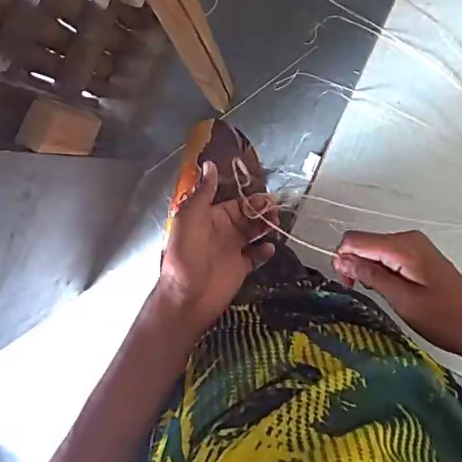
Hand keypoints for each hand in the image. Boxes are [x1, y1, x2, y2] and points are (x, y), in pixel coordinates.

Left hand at [155, 162, 276, 332]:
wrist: (187, 297)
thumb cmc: (186, 254)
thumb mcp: (190, 217)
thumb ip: (203, 192)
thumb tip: (209, 164)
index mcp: (210, 216)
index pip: (235, 201)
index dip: (250, 197)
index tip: (265, 195)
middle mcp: (223, 230)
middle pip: (248, 215)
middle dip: (262, 210)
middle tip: (274, 210)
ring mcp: (232, 248)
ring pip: (255, 232)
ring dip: (267, 226)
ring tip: (276, 224)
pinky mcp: (240, 267)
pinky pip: (257, 255)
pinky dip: (265, 251)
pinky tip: (269, 248)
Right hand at [334, 230, 461, 361]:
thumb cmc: (446, 319)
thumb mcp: (403, 300)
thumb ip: (370, 275)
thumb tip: (342, 259)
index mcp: (403, 246)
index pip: (355, 239)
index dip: (343, 259)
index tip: (346, 284)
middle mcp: (408, 239)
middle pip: (364, 242)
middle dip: (354, 264)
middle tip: (361, 292)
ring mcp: (416, 247)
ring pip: (375, 250)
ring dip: (368, 269)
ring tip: (380, 295)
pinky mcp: (421, 258)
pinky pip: (389, 256)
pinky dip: (382, 271)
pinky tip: (392, 291)